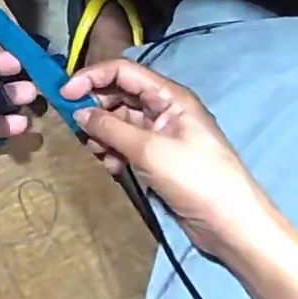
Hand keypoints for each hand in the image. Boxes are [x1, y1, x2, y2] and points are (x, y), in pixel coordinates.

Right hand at [62, 60, 281, 262]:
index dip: (91, 77)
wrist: (233, 227)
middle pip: (119, 95)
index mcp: (169, 95)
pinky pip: (127, 144)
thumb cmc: (196, 178)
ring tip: (98, 153)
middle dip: (96, 108)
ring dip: (103, 134)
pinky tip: (112, 167)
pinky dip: (114, 151)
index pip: (123, 71)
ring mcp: (162, 134)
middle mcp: (164, 108)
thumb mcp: (149, 150)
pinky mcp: (159, 157)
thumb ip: (110, 128)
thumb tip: (79, 113)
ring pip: (120, 121)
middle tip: (77, 129)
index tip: (64, 93)